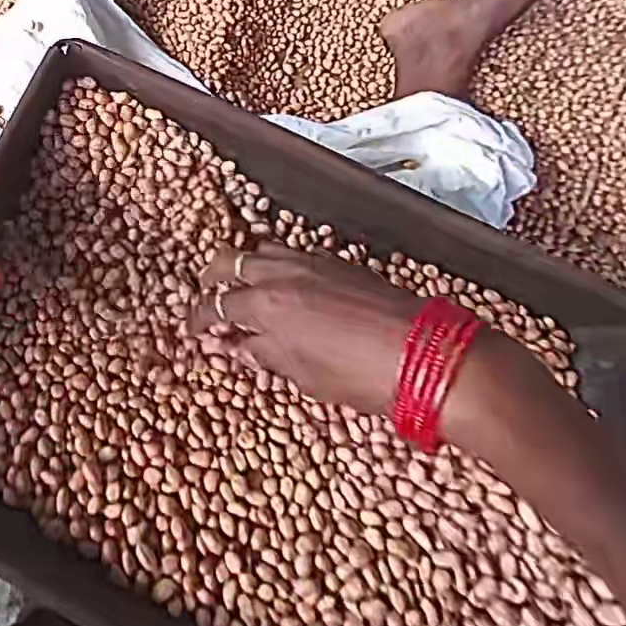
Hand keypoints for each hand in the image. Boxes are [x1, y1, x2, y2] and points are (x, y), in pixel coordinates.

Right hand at [191, 242, 422, 413]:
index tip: (194, 328)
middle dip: (212, 277)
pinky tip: (283, 283)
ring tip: (243, 284)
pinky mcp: (336, 263)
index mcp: (264, 305)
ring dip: (244, 265)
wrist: (431, 356)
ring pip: (260, 250)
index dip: (198, 317)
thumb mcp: (304, 375)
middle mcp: (280, 274)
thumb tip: (238, 346)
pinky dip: (276, 263)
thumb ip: (264, 353)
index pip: (215, 305)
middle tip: (209, 295)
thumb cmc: (363, 375)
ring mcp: (310, 263)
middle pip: (229, 261)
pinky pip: (292, 252)